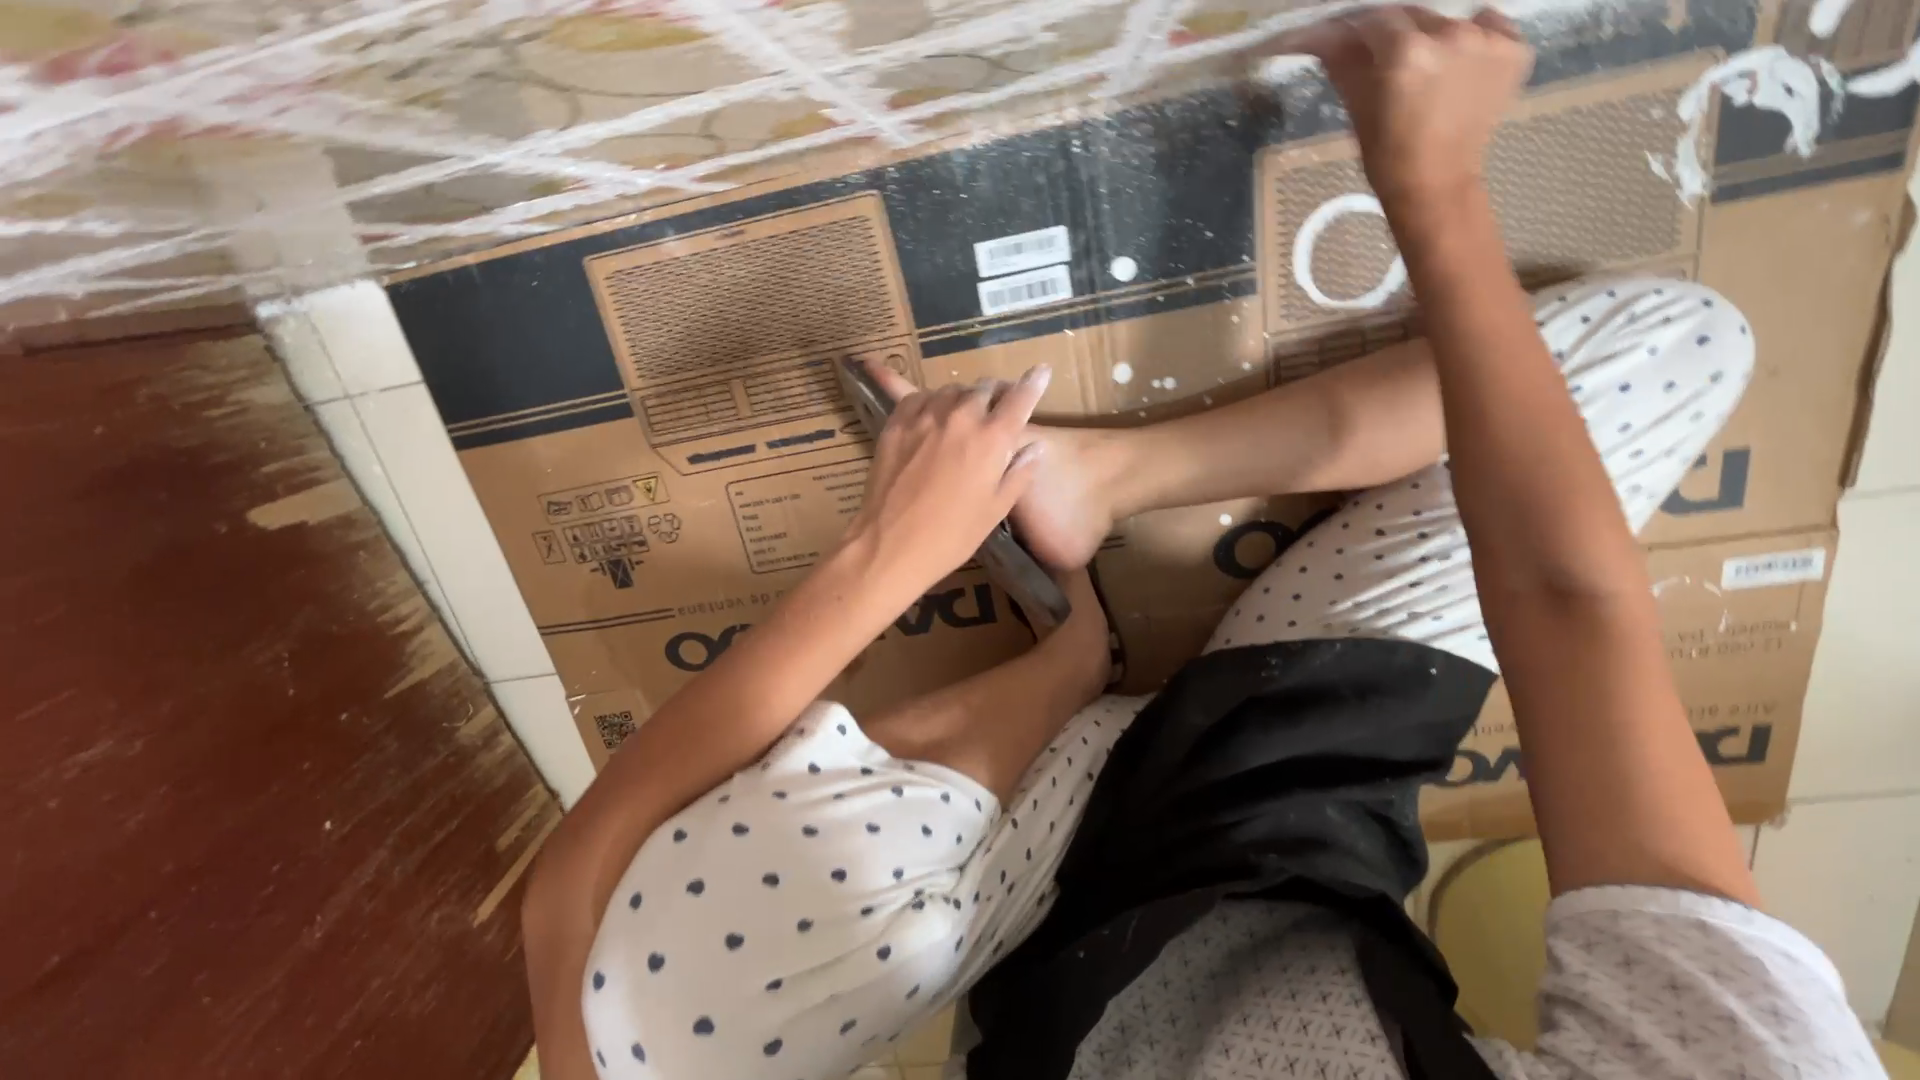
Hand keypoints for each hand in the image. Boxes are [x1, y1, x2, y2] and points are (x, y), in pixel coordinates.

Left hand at [846, 360, 1049, 590]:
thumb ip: (1018, 473)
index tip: (1041, 371)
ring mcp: (924, 418)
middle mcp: (960, 418)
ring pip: (951, 390)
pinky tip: (933, 415)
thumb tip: (1035, 448)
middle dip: (996, 393)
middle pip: (984, 388)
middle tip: (998, 406)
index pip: (1020, 398)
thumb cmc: (951, 536)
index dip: (1033, 382)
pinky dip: (932, 400)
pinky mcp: (895, 424)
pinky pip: (918, 397)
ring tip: (966, 412)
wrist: (891, 544)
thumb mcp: (995, 510)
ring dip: (964, 396)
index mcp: (991, 440)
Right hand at [1289, 6, 1531, 211]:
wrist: (1435, 185)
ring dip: (1433, 40)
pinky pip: (1490, 27)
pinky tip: (1461, 68)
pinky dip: (1475, 40)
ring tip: (1425, 73)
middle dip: (1394, 35)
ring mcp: (1488, 40)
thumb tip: (1324, 35)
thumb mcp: (1357, 108)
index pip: (1375, 19)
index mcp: (1406, 51)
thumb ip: (1343, 62)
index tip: (1349, 41)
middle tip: (1385, 64)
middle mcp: (1451, 33)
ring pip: (1449, 23)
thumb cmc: (1387, 156)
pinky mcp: (1515, 50)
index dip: (1358, 29)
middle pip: (1413, 16)